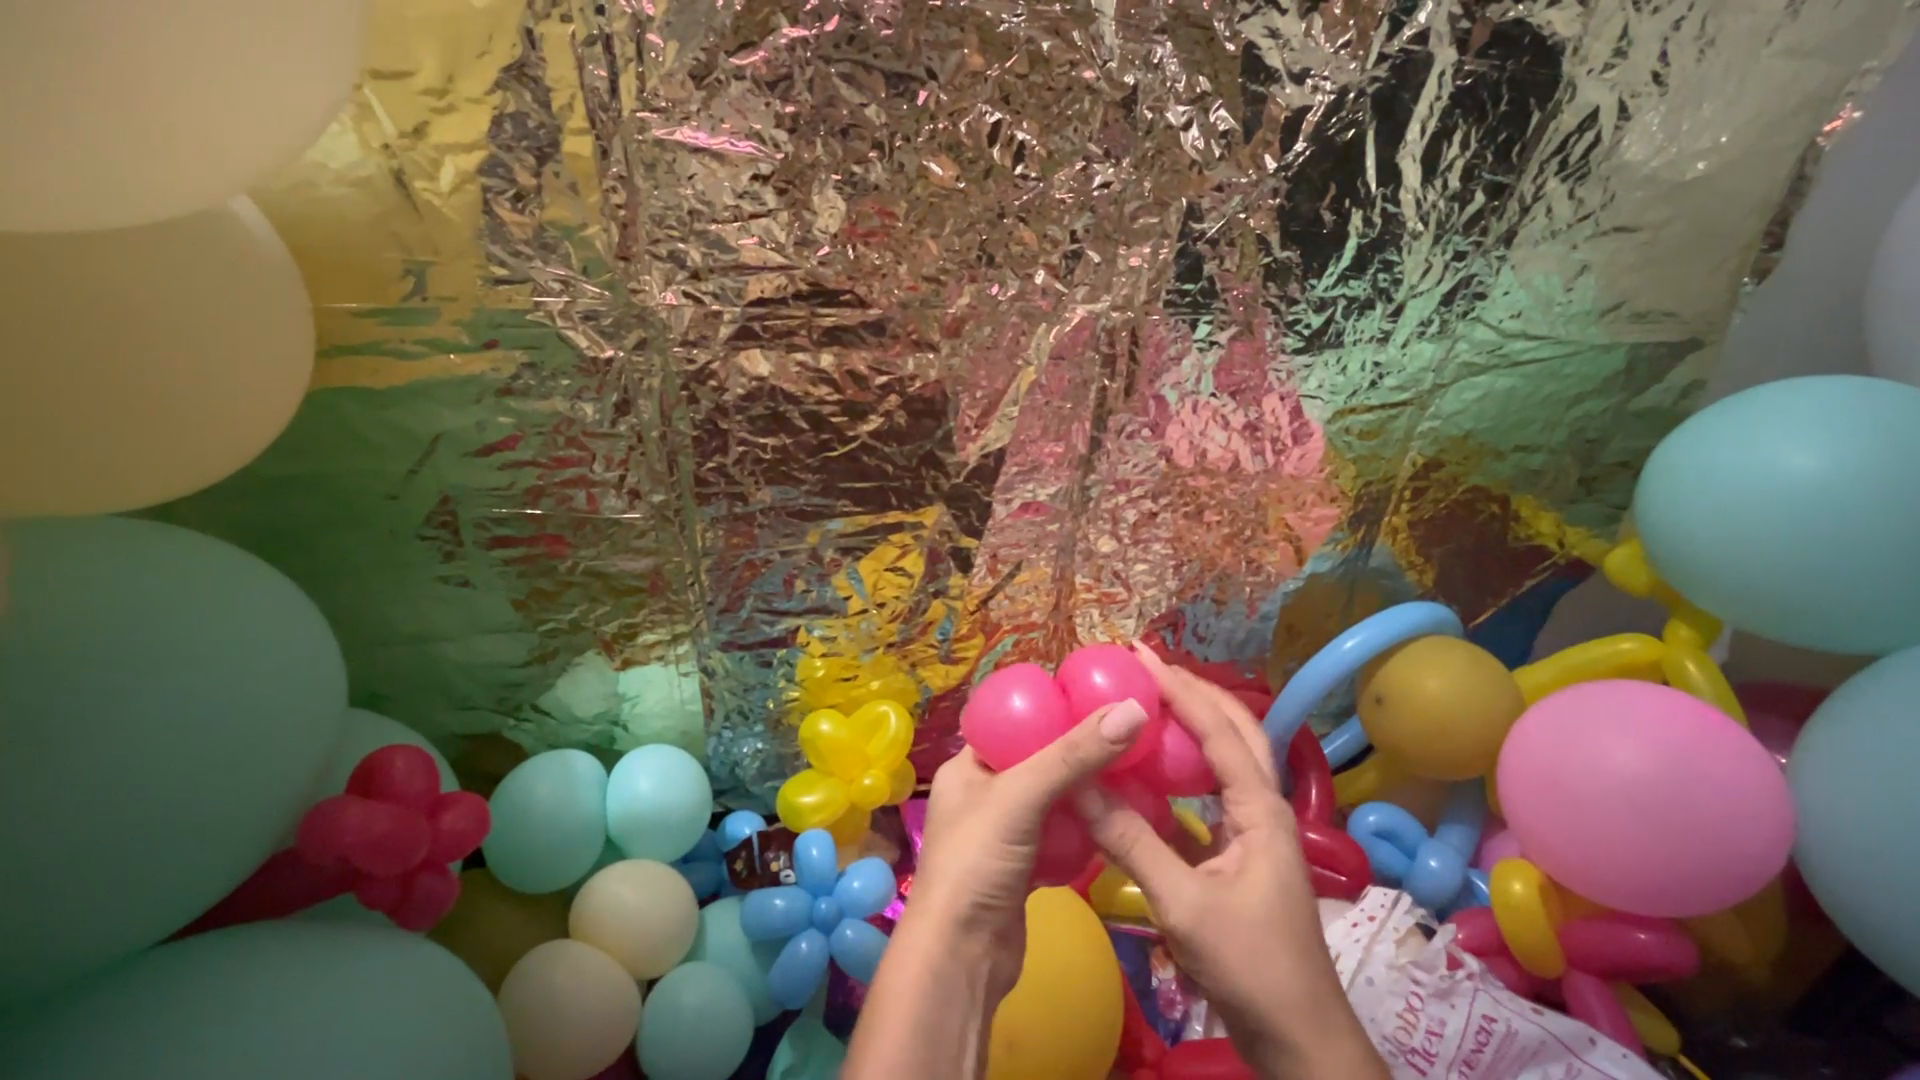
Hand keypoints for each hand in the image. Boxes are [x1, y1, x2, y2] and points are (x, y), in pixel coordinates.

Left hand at [908, 698, 1151, 994]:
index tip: (1104, 699)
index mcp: (967, 765)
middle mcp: (983, 794)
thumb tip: (1133, 709)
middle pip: (1041, 760)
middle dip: (1083, 752)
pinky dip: (1088, 830)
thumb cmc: (977, 864)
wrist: (962, 958)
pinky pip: (1063, 836)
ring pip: (1056, 800)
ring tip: (1137, 771)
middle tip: (1132, 736)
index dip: (1057, 708)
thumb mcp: (1022, 797)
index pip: (1015, 722)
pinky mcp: (1025, 867)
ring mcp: (1005, 833)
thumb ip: (1075, 755)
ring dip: (1090, 792)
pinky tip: (1122, 820)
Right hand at [1075, 646, 1387, 1078]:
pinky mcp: (1243, 854)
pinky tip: (1154, 770)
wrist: (1296, 1032)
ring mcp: (1256, 831)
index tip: (1139, 655)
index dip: (1179, 689)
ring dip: (1195, 723)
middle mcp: (1264, 808)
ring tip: (1151, 699)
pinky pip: (1214, 793)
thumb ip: (1132, 842)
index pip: (1218, 730)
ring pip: (1228, 759)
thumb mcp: (1183, 904)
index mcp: (1260, 810)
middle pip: (1235, 730)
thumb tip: (1080, 787)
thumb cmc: (1249, 964)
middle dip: (1194, 691)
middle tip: (1146, 664)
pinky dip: (1187, 768)